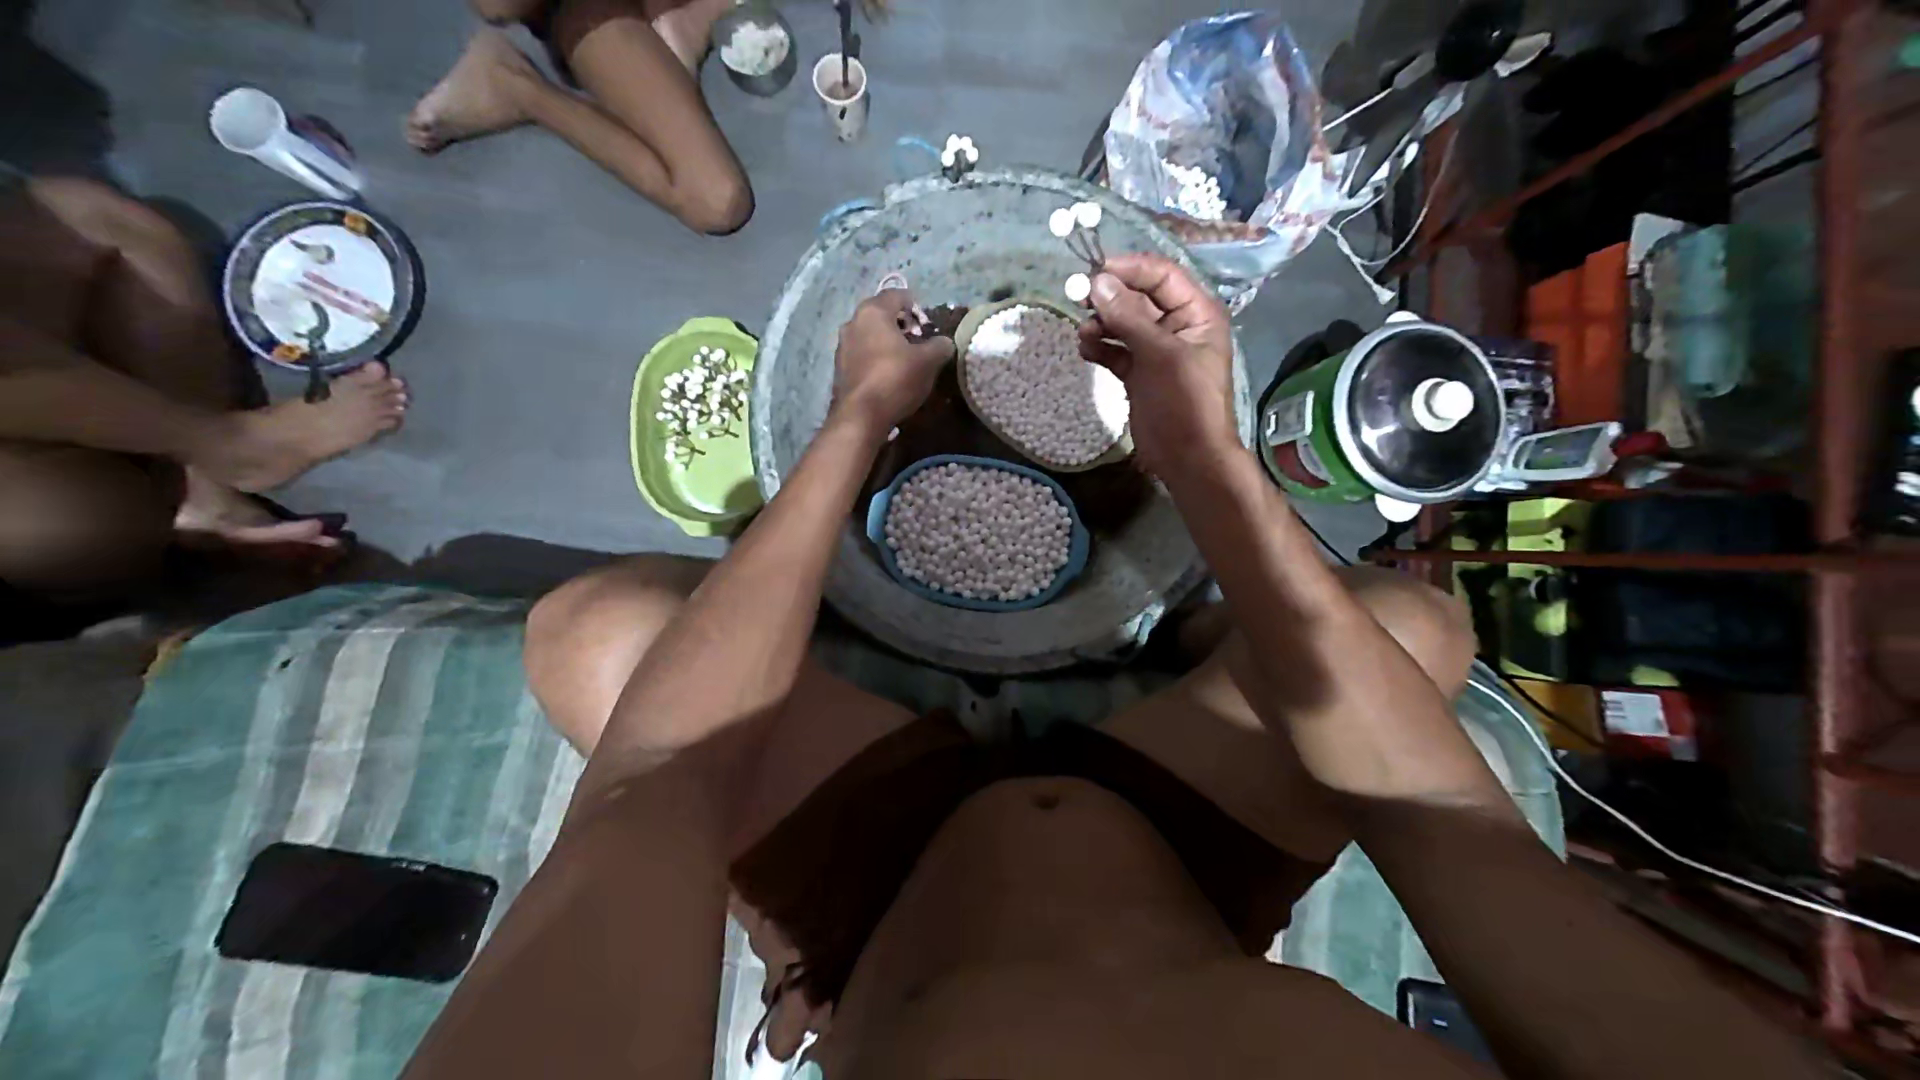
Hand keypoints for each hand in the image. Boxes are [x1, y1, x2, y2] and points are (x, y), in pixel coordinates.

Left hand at [831, 289, 953, 434]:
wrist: (860, 417)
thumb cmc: (895, 379)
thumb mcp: (928, 362)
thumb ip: (940, 346)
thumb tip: (945, 343)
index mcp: (873, 312)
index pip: (898, 295)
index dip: (916, 307)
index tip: (928, 326)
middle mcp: (853, 322)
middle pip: (882, 314)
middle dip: (902, 325)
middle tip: (919, 343)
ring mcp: (842, 345)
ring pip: (870, 334)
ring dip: (888, 342)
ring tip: (905, 361)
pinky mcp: (839, 368)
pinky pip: (862, 354)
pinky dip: (876, 357)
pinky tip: (888, 375)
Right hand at [1078, 254, 1239, 480]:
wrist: (1188, 457)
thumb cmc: (1185, 401)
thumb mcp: (1160, 355)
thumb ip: (1128, 318)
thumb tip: (1097, 283)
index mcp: (1196, 313)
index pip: (1161, 275)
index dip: (1129, 269)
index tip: (1094, 272)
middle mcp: (1176, 326)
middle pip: (1138, 297)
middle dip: (1109, 297)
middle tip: (1077, 299)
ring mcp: (1155, 351)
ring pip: (1122, 324)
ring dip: (1101, 324)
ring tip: (1084, 334)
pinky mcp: (1138, 373)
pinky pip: (1115, 351)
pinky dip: (1099, 348)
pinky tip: (1085, 350)